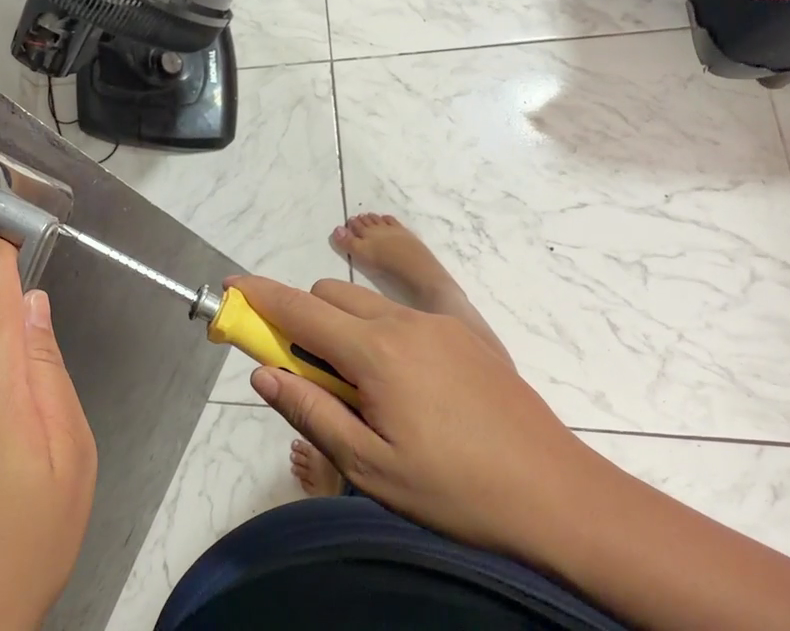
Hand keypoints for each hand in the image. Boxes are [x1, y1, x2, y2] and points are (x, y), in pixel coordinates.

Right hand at [234, 275, 612, 557]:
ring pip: (365, 303)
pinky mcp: (468, 335)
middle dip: (301, 320)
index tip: (227, 290)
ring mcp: (441, 324)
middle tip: (306, 376)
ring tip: (360, 390)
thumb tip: (262, 374)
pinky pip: (403, 313)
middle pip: (328, 295)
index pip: (297, 307)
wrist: (562, 500)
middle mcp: (405, 322)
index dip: (257, 297)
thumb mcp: (369, 466)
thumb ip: (309, 411)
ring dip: (340, 325)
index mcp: (376, 352)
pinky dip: (378, 329)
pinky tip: (402, 382)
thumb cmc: (455, 492)